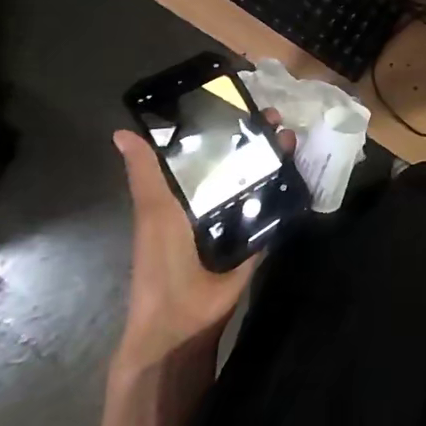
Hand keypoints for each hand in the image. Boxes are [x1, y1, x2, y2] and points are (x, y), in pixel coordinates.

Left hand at [110, 119, 293, 366]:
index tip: (244, 101)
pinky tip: (303, 172)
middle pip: (238, 160)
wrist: (182, 324)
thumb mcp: (153, 211)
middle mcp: (211, 201)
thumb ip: (146, 175)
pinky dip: (286, 189)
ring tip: (292, 139)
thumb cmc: (161, 262)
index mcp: (185, 192)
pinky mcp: (255, 239)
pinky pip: (272, 207)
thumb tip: (122, 132)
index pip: (208, 148)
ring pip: (257, 179)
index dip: (225, 124)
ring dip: (274, 158)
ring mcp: (236, 220)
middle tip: (278, 119)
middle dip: (257, 137)